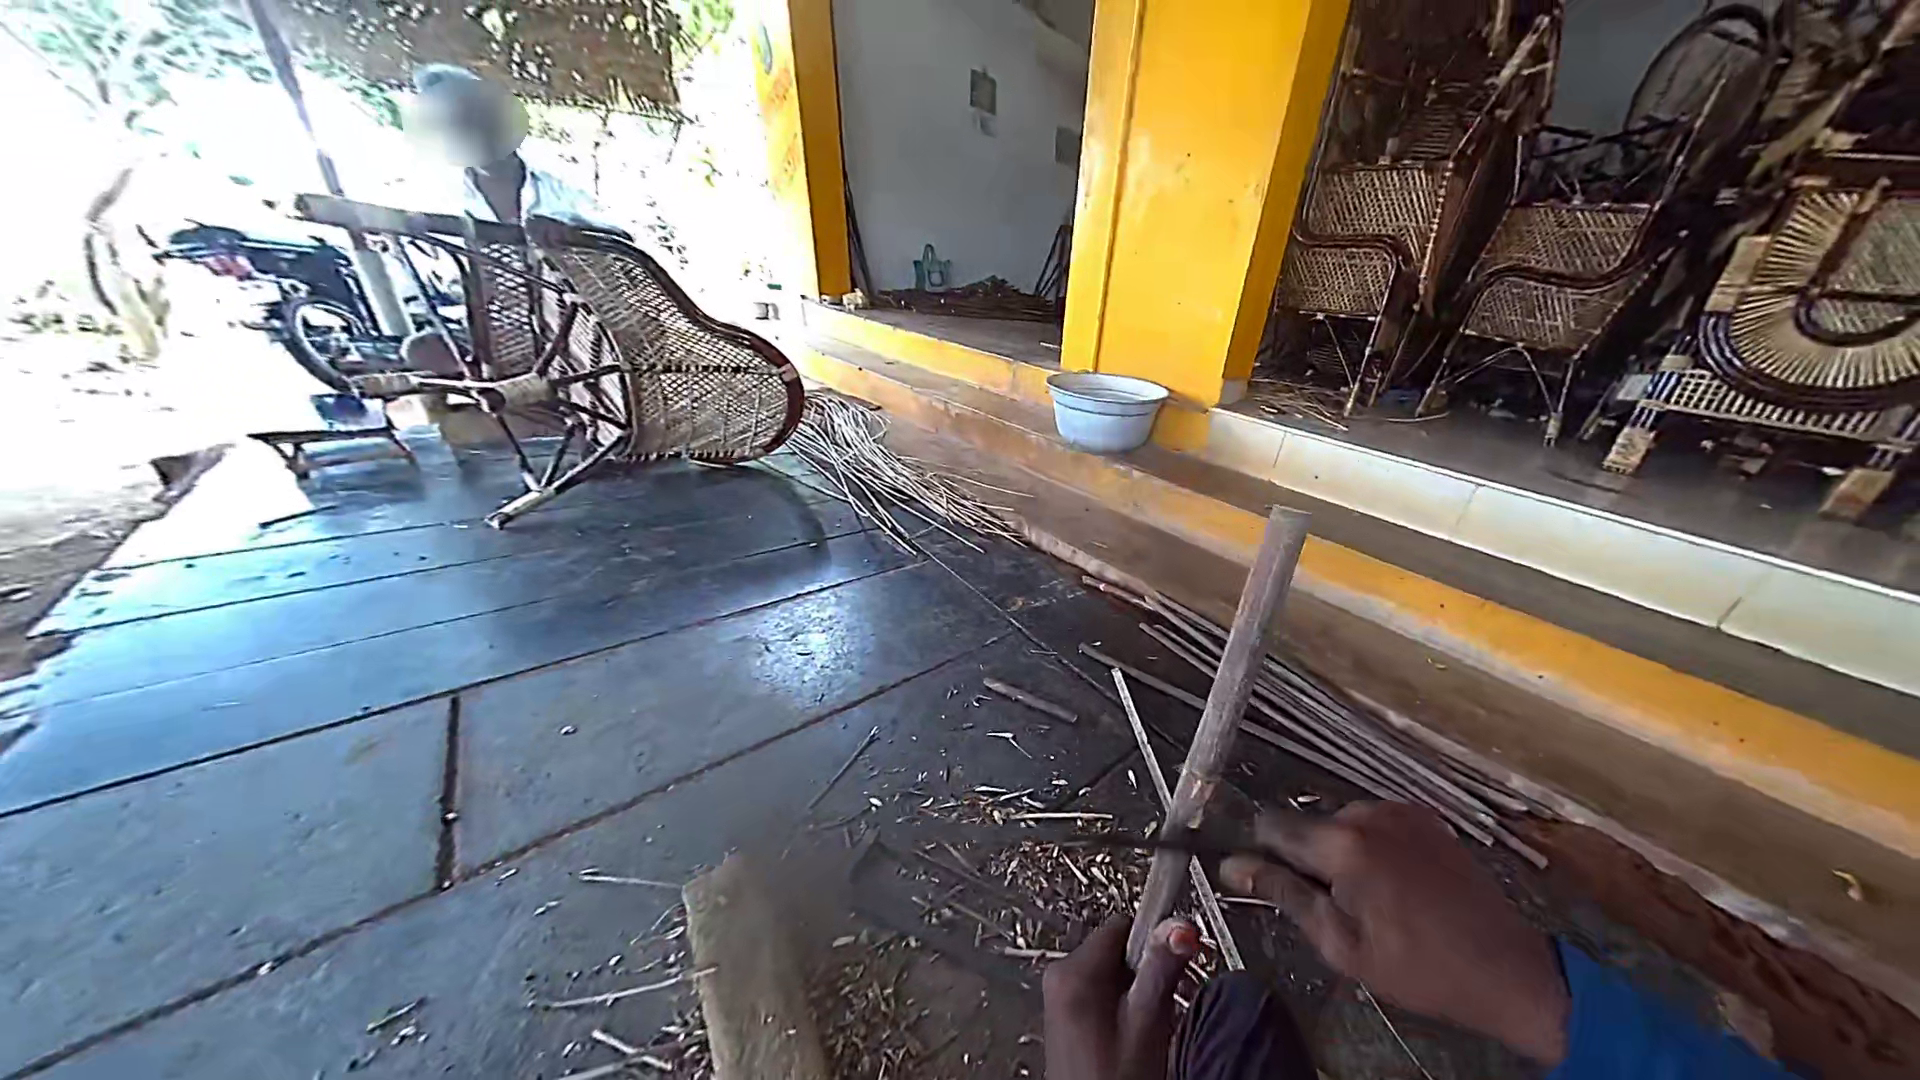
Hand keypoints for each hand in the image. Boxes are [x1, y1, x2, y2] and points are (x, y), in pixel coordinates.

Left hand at [1042, 915, 1199, 1079]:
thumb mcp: (1146, 1024)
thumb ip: (1161, 970)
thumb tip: (1179, 926)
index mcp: (1074, 971)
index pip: (1122, 926)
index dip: (1154, 941)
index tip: (1179, 955)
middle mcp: (1060, 976)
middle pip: (1117, 950)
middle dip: (1148, 971)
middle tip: (1173, 999)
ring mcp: (1060, 997)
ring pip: (1110, 972)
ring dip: (1138, 990)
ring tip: (1156, 1024)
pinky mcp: (1065, 1016)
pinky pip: (1099, 992)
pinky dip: (1122, 1005)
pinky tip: (1136, 1035)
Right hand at [1220, 801, 1569, 1065]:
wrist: (1514, 972)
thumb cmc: (1421, 968)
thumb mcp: (1341, 944)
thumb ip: (1283, 893)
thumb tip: (1232, 865)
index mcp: (1340, 843)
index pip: (1269, 825)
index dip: (1261, 852)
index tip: (1269, 879)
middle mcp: (1364, 813)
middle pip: (1305, 825)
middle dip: (1307, 858)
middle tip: (1335, 904)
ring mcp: (1396, 810)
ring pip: (1337, 824)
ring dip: (1338, 851)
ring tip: (1372, 896)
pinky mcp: (1422, 815)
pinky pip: (1372, 823)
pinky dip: (1370, 845)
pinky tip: (1396, 881)